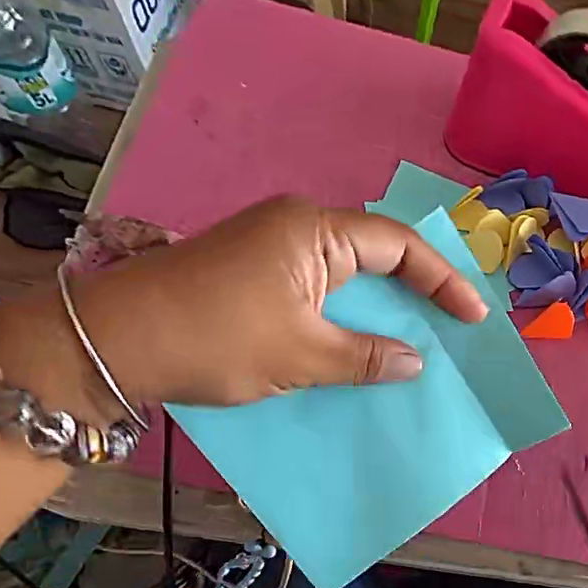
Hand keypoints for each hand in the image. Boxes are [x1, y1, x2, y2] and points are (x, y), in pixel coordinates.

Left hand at [0, 197, 488, 418]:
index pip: (398, 245)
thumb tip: (415, 362)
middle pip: (376, 251)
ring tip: (416, 333)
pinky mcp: (254, 271)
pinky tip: (360, 338)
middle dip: (417, 287)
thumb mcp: (301, 355)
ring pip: (347, 272)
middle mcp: (295, 226)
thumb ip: (366, 357)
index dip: (442, 280)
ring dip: (381, 302)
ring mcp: (271, 246)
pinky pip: (319, 286)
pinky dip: (348, 311)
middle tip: (452, 321)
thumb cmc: (216, 340)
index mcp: (313, 230)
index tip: (473, 315)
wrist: (113, 344)